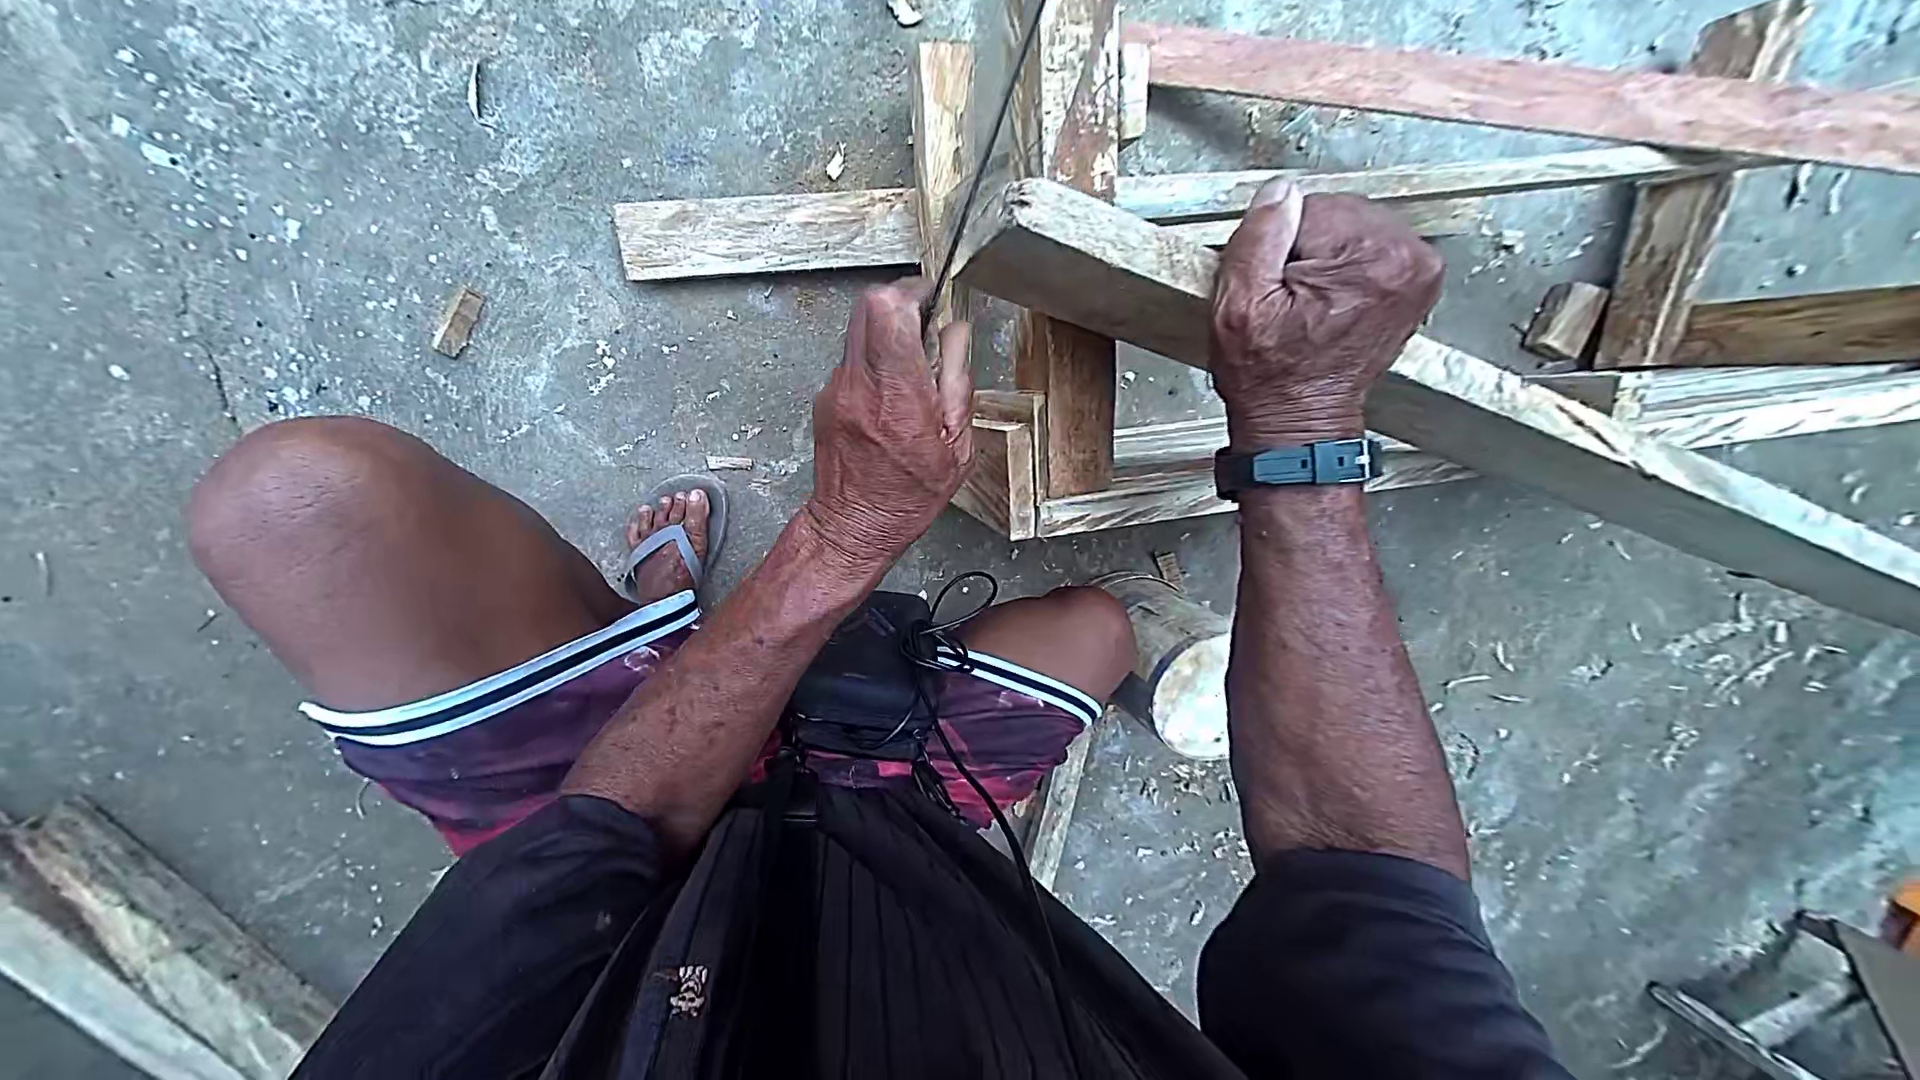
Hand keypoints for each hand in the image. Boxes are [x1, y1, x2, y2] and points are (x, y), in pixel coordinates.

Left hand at [804, 278, 972, 569]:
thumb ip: (957, 382)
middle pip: (867, 306)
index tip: (930, 298)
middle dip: (899, 302)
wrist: (855, 524)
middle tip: (922, 324)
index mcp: (900, 399)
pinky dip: (873, 360)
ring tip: (908, 369)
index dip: (913, 292)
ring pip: (858, 329)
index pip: (890, 311)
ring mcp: (836, 390)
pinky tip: (889, 394)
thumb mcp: (957, 447)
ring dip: (886, 333)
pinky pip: (851, 358)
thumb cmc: (907, 496)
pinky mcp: (825, 396)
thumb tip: (956, 333)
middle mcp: (860, 387)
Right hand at [1210, 180, 1444, 448]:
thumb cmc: (1269, 376)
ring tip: (1305, 308)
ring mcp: (1419, 271)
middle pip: (1334, 216)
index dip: (1273, 250)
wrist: (1296, 418)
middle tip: (1286, 303)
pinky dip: (1341, 271)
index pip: (1306, 210)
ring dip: (1320, 261)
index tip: (1271, 292)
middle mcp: (1409, 258)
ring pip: (1348, 231)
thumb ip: (1257, 239)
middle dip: (1301, 252)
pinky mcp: (1416, 282)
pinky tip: (1325, 305)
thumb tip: (1278, 192)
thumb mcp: (1238, 309)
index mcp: (1371, 259)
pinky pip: (1366, 250)